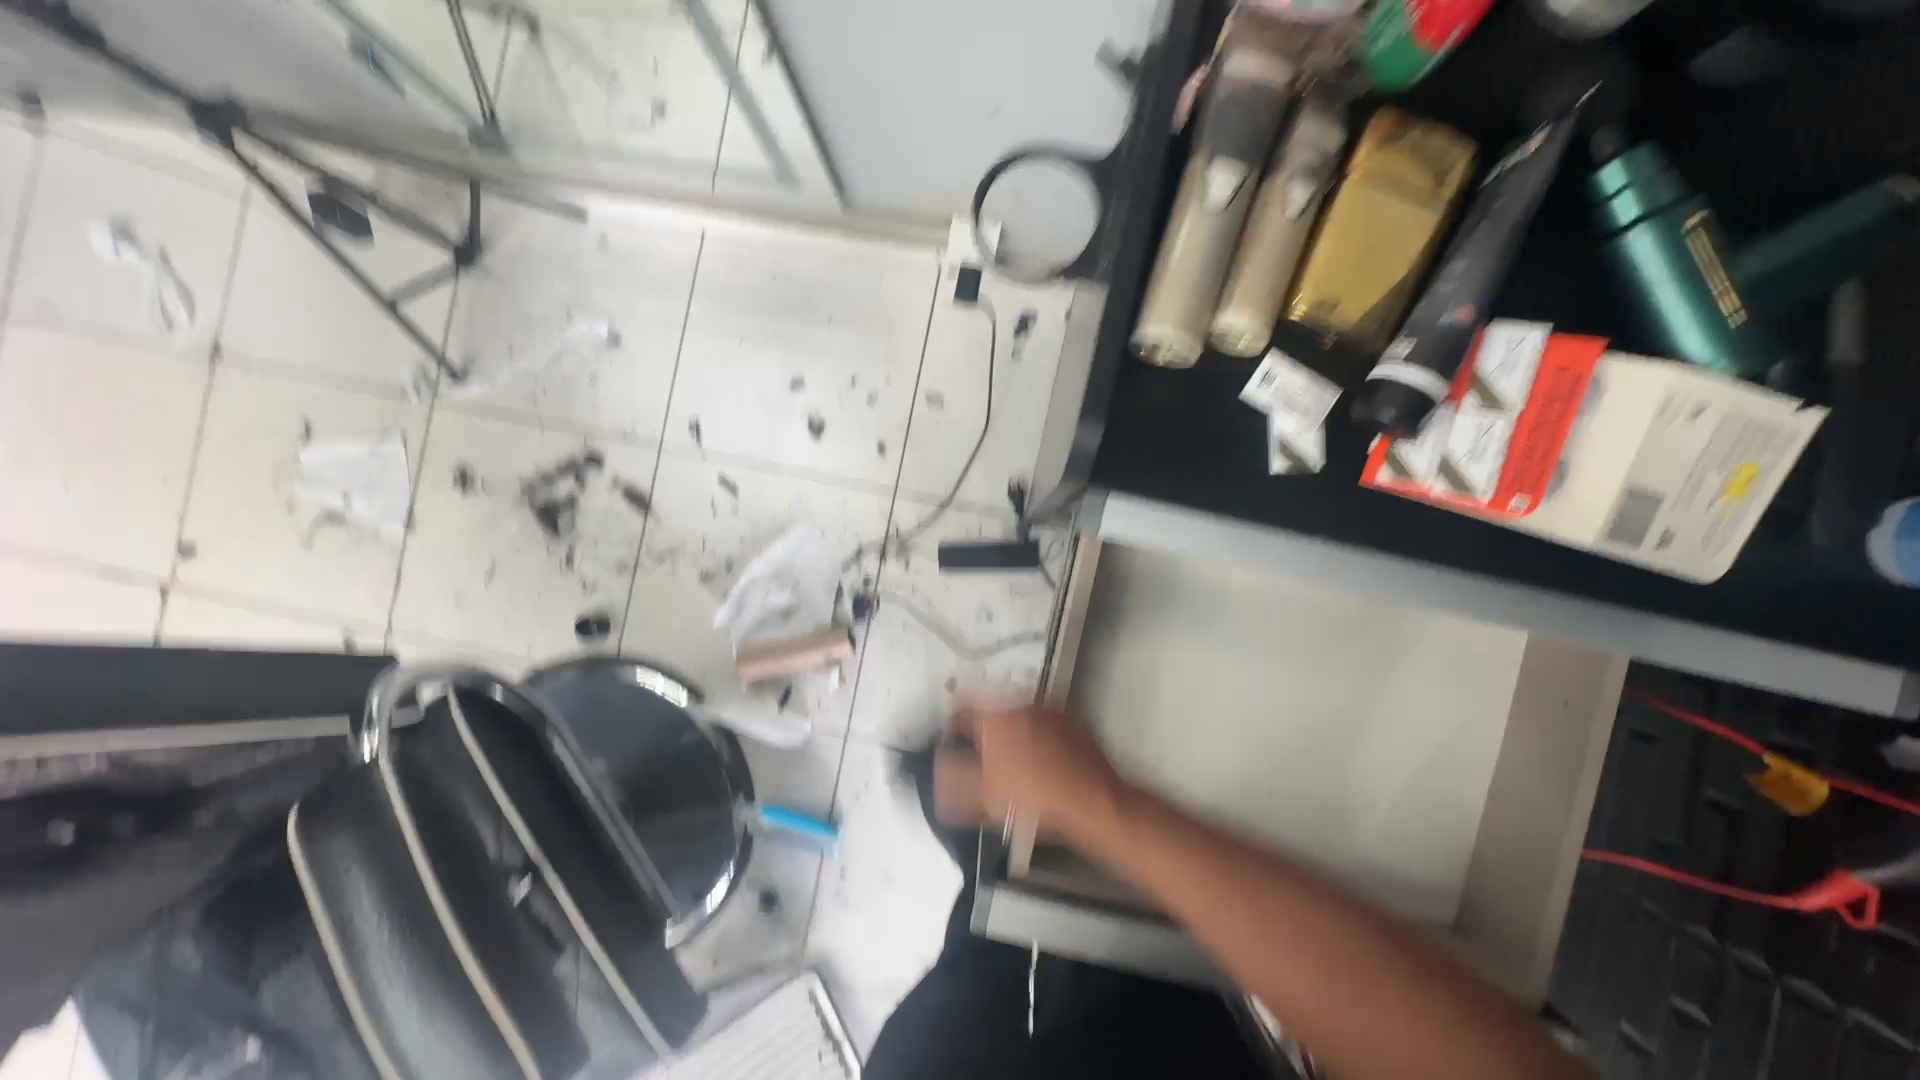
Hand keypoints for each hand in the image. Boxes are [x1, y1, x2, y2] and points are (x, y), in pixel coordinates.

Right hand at [944, 704, 1128, 836]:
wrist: (1093, 803)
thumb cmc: (1037, 799)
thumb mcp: (983, 797)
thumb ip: (951, 780)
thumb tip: (938, 772)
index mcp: (994, 717)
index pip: (959, 712)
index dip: (950, 730)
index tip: (950, 744)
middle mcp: (1021, 704)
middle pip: (990, 713)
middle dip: (982, 733)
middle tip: (981, 760)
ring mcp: (1050, 711)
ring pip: (1018, 718)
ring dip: (1010, 734)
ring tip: (1011, 765)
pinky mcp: (1073, 722)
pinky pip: (1043, 726)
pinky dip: (1037, 738)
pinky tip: (1040, 765)